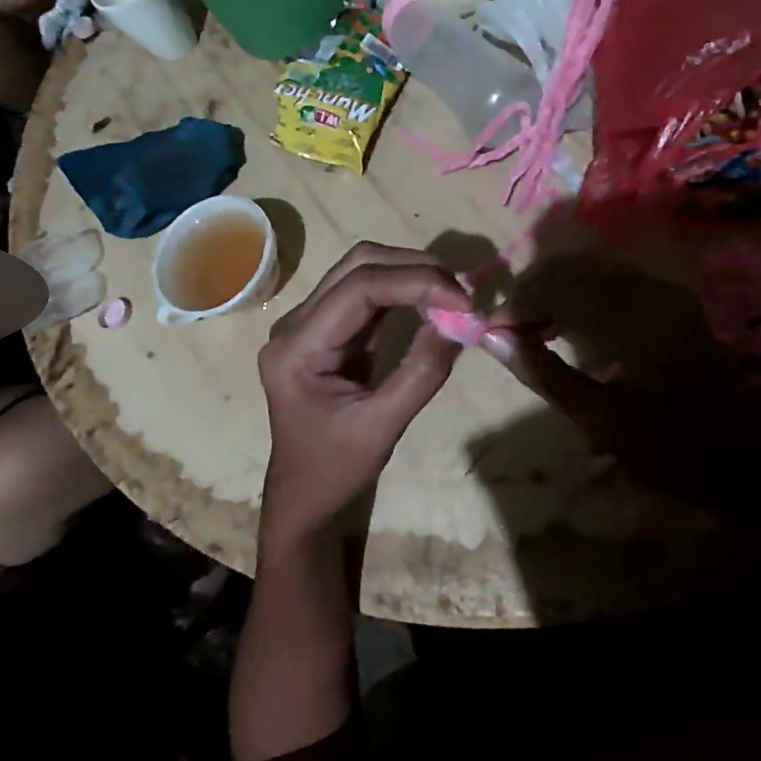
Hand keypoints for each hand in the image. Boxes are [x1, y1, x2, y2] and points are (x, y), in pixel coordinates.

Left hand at [256, 244, 469, 545]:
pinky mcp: (330, 330)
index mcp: (297, 348)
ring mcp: (311, 324)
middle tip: (463, 294)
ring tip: (454, 297)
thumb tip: (459, 323)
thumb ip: (420, 373)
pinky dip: (406, 292)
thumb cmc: (335, 469)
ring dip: (412, 274)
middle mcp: (297, 324)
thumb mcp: (383, 427)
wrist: (304, 495)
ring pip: (364, 271)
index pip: (358, 289)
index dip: (416, 282)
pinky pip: (370, 295)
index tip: (464, 302)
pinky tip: (434, 304)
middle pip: (359, 265)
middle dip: (415, 268)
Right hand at [486, 253, 760, 522]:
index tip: (493, 331)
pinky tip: (588, 349)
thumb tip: (499, 341)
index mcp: (633, 317)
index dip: (519, 302)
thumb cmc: (700, 455)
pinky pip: (623, 298)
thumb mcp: (615, 427)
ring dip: (565, 305)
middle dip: (538, 299)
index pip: (557, 283)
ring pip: (600, 282)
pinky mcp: (686, 315)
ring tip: (542, 341)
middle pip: (577, 273)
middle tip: (515, 338)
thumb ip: (554, 378)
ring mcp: (674, 301)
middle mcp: (653, 293)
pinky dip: (592, 314)